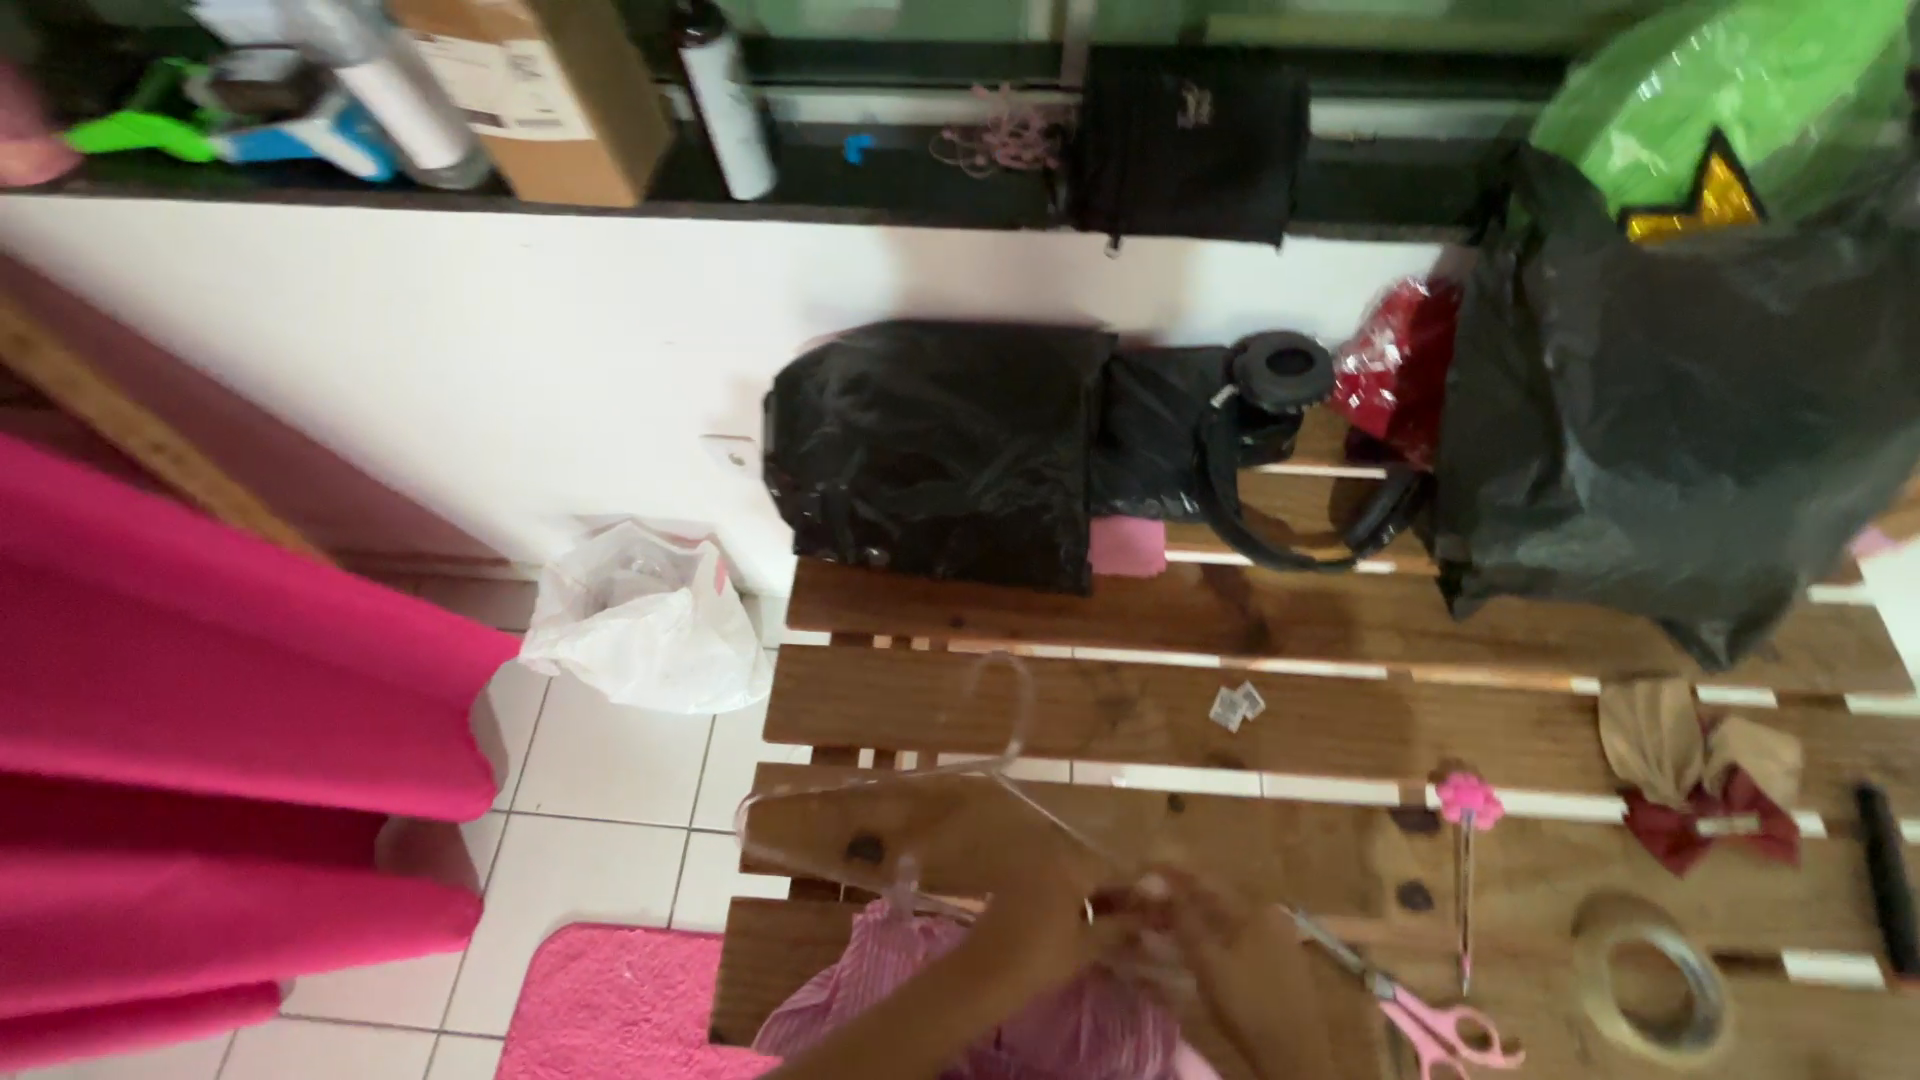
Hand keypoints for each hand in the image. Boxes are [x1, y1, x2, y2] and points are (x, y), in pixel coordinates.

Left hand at [955, 832, 1143, 994]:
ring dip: (1098, 895)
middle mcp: (1052, 854)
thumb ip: (1121, 926)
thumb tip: (1152, 917)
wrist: (985, 973)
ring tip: (1119, 924)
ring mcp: (1034, 865)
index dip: (1140, 889)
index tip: (1159, 909)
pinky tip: (1089, 921)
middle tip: (1141, 920)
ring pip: (1078, 874)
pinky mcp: (1022, 879)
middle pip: (1096, 868)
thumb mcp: (1087, 944)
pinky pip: (1058, 880)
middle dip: (1119, 891)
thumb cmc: (1041, 958)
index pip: (1117, 868)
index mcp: (1071, 864)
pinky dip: (1077, 896)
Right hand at [1147, 866, 1336, 1078]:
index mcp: (1255, 910)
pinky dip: (1211, 934)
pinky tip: (1195, 944)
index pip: (1206, 880)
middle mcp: (1269, 916)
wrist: (1293, 1057)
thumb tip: (1157, 884)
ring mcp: (1277, 940)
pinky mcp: (1278, 963)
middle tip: (1151, 898)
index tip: (1146, 867)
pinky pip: (1237, 936)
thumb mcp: (1208, 961)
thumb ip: (1183, 919)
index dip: (1174, 872)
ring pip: (1226, 918)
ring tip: (1165, 920)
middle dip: (1182, 895)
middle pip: (1217, 897)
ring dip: (1195, 916)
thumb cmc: (1248, 1004)